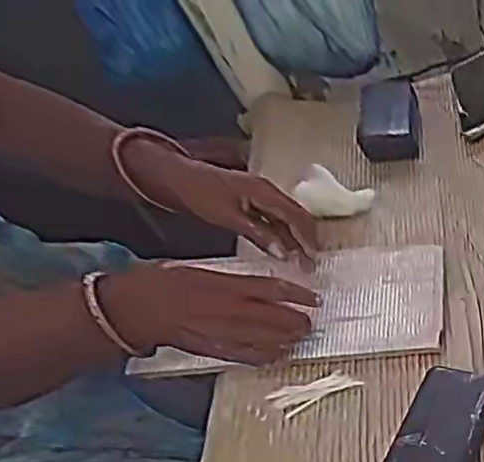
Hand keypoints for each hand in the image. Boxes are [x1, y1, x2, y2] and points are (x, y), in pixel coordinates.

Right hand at [98, 262, 316, 364]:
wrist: (138, 308)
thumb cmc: (165, 285)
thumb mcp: (201, 272)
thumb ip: (233, 281)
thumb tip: (259, 288)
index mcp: (229, 285)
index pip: (275, 288)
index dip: (299, 294)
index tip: (314, 298)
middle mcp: (234, 309)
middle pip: (281, 317)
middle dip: (300, 321)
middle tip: (310, 322)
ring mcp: (231, 332)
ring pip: (273, 338)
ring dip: (292, 338)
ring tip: (301, 337)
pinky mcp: (223, 350)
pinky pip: (256, 356)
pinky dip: (272, 356)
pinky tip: (283, 354)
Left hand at [122, 140, 319, 260]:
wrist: (170, 176)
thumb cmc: (196, 191)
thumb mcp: (227, 215)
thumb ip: (258, 234)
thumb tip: (285, 252)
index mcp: (263, 191)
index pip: (297, 216)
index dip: (308, 238)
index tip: (313, 258)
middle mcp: (266, 192)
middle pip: (296, 218)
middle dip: (306, 241)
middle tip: (311, 264)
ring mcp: (259, 197)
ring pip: (287, 221)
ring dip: (295, 241)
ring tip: (300, 261)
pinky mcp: (251, 204)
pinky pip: (274, 221)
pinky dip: (282, 237)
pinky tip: (282, 250)